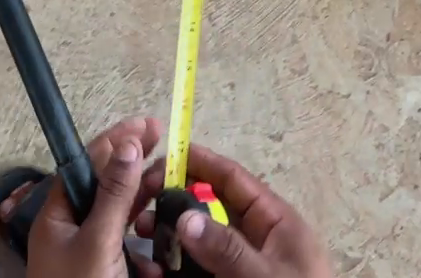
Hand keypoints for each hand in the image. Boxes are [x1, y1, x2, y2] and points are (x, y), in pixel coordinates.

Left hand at [25, 116, 164, 277]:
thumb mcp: (98, 241)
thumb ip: (114, 194)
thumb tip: (129, 143)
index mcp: (58, 216)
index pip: (86, 164)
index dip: (115, 139)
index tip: (145, 123)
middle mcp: (71, 229)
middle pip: (105, 184)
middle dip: (135, 163)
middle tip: (163, 139)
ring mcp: (88, 251)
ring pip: (120, 214)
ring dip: (145, 199)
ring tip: (170, 180)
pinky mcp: (105, 271)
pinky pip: (128, 247)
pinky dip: (146, 245)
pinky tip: (160, 244)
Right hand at [137, 144, 331, 277]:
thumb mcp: (266, 277)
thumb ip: (229, 249)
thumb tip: (184, 217)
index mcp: (276, 220)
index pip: (233, 179)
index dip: (200, 162)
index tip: (164, 155)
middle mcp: (259, 238)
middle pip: (214, 205)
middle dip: (179, 198)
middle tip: (144, 199)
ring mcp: (245, 265)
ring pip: (204, 239)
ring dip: (175, 233)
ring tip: (144, 231)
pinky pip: (203, 267)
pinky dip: (181, 264)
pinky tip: (157, 266)